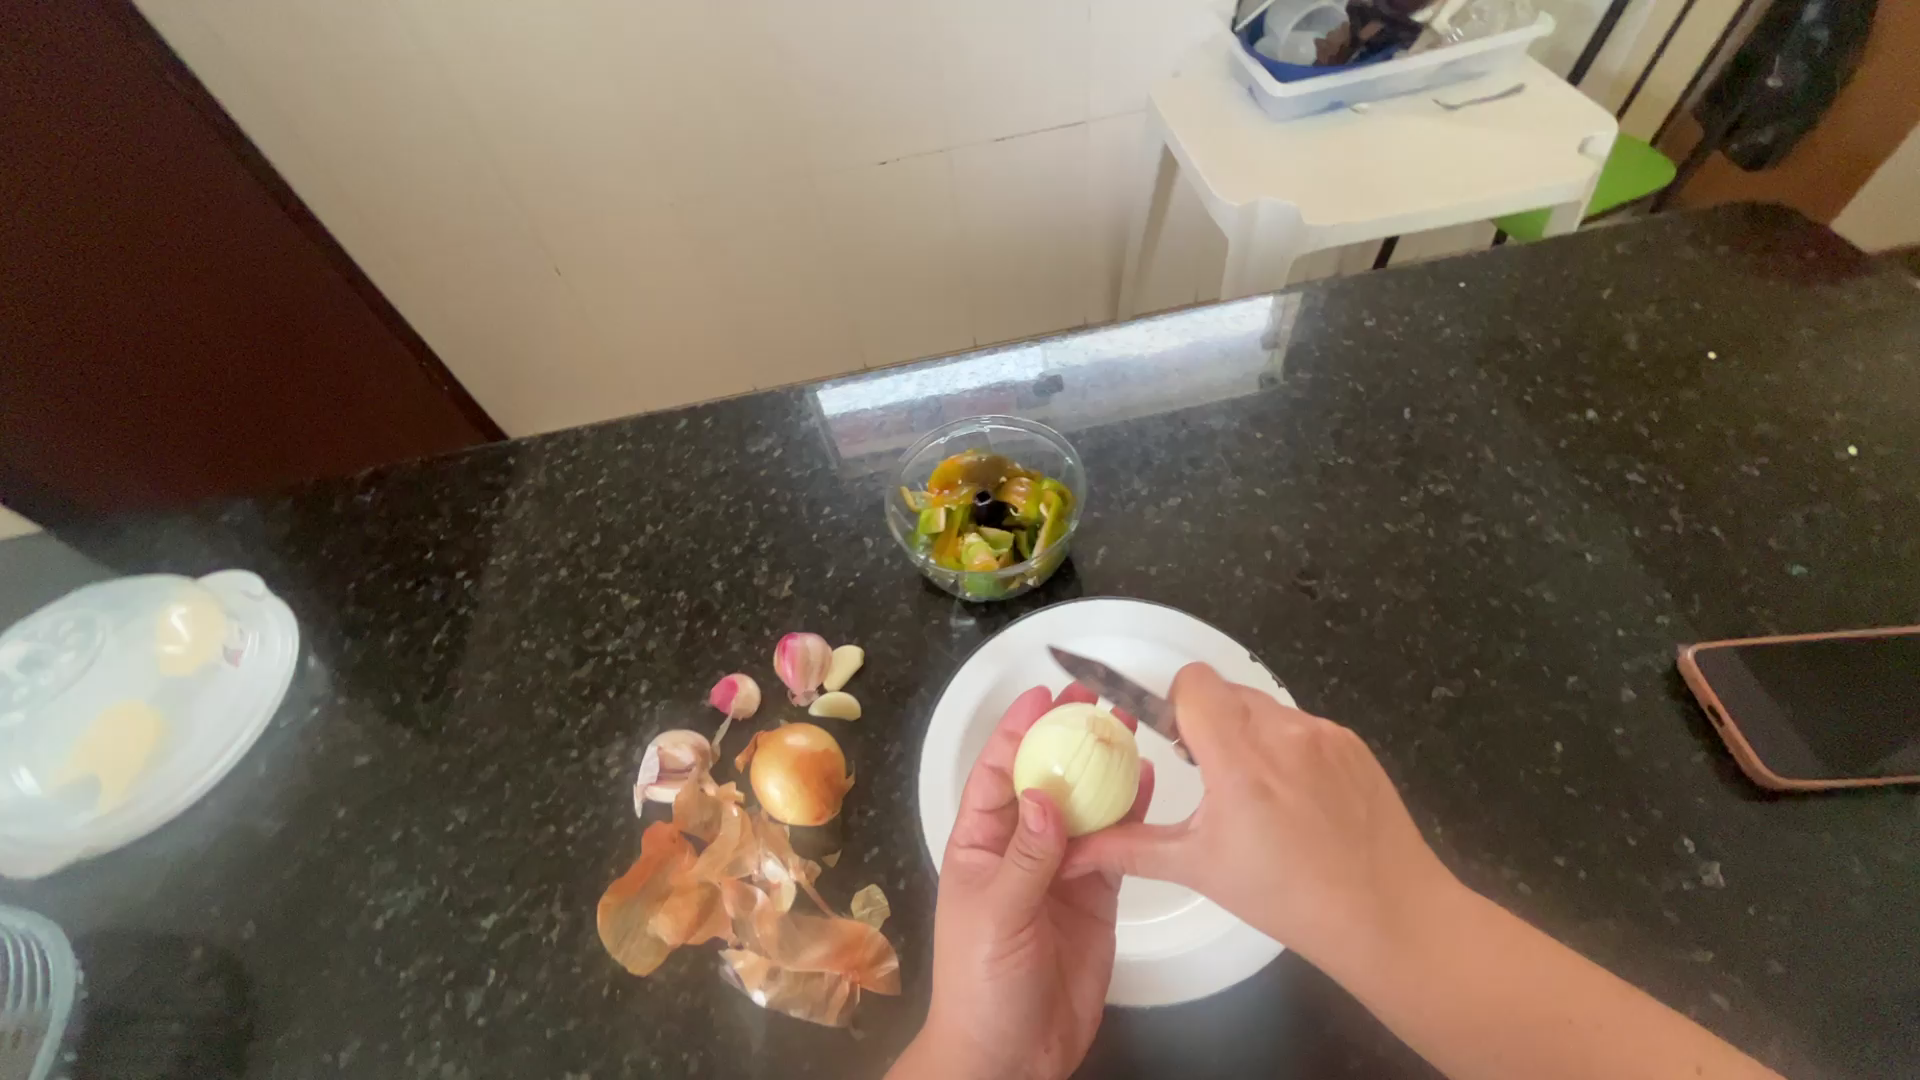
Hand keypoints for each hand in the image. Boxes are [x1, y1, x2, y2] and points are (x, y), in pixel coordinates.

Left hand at [892, 684, 1155, 1079]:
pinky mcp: (1096, 892)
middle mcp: (1021, 843)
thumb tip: (1045, 794)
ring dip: (1103, 767)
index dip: (1017, 730)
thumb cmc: (980, 979)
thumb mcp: (995, 911)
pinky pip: (1116, 844)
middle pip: (1046, 777)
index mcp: (981, 839)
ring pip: (1085, 805)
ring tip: (1129, 726)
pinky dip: (1131, 813)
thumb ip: (1024, 854)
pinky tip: (1148, 783)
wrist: (1012, 1054)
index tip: (1043, 694)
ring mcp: (1061, 866)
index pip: (997, 771)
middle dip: (1065, 736)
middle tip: (1094, 698)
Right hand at [1064, 663, 1454, 970]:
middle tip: (1213, 772)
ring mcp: (1323, 734)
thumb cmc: (1288, 897)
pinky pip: (1300, 724)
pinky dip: (1286, 747)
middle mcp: (1282, 734)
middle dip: (1208, 719)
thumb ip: (1129, 847)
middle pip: (1224, 690)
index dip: (1176, 701)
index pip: (1193, 683)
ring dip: (1247, 732)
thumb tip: (1070, 850)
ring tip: (1260, 790)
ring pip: (1262, 706)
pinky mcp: (1351, 741)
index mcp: (1239, 762)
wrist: (1393, 916)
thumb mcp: (1199, 869)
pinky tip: (1300, 797)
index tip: (1178, 739)